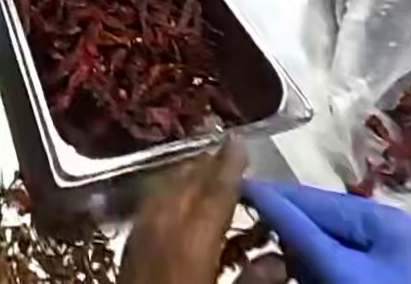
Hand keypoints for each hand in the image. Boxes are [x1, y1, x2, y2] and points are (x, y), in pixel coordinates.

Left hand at [118, 140, 245, 283]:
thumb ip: (257, 283)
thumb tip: (279, 259)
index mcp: (189, 242)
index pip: (212, 195)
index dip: (228, 167)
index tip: (239, 141)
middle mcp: (160, 227)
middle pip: (184, 185)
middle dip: (205, 165)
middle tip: (227, 149)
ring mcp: (140, 233)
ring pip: (166, 191)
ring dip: (187, 176)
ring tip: (210, 168)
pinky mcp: (131, 245)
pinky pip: (154, 206)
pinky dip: (172, 194)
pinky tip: (184, 200)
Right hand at [243, 181, 410, 283]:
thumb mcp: (339, 268)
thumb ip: (293, 225)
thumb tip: (243, 182)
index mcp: (377, 217)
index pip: (304, 196)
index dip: (264, 199)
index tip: (224, 199)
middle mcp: (380, 231)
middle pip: (311, 221)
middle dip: (282, 234)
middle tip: (251, 245)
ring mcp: (382, 261)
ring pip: (318, 246)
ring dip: (294, 256)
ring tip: (276, 268)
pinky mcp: (376, 282)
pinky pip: (332, 267)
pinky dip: (311, 271)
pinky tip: (297, 277)